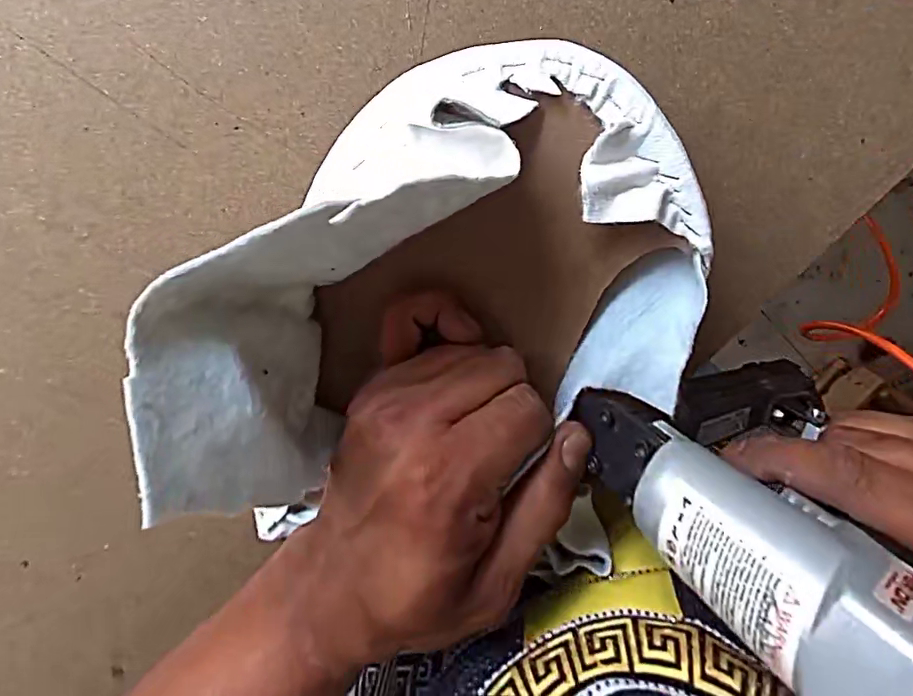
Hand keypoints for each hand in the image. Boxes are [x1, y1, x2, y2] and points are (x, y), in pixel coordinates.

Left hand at [281, 343, 591, 674]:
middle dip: (517, 404)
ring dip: (486, 380)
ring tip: (474, 425)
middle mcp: (414, 422)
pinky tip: (456, 347)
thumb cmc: (416, 594)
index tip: (521, 468)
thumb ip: (547, 504)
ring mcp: (386, 396)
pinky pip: (411, 317)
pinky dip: (441, 323)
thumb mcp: (497, 584)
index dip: (539, 438)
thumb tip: (577, 434)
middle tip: (501, 448)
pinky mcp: (371, 385)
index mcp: (448, 476)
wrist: (334, 588)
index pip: (527, 407)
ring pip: (472, 348)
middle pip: (503, 366)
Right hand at [724, 411, 912, 693]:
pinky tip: (861, 468)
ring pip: (869, 424)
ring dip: (828, 449)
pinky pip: (896, 419)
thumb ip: (870, 605)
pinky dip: (865, 440)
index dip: (782, 459)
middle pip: (853, 443)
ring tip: (807, 479)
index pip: (856, 476)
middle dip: (796, 458)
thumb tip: (782, 581)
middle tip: (761, 482)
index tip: (738, 462)